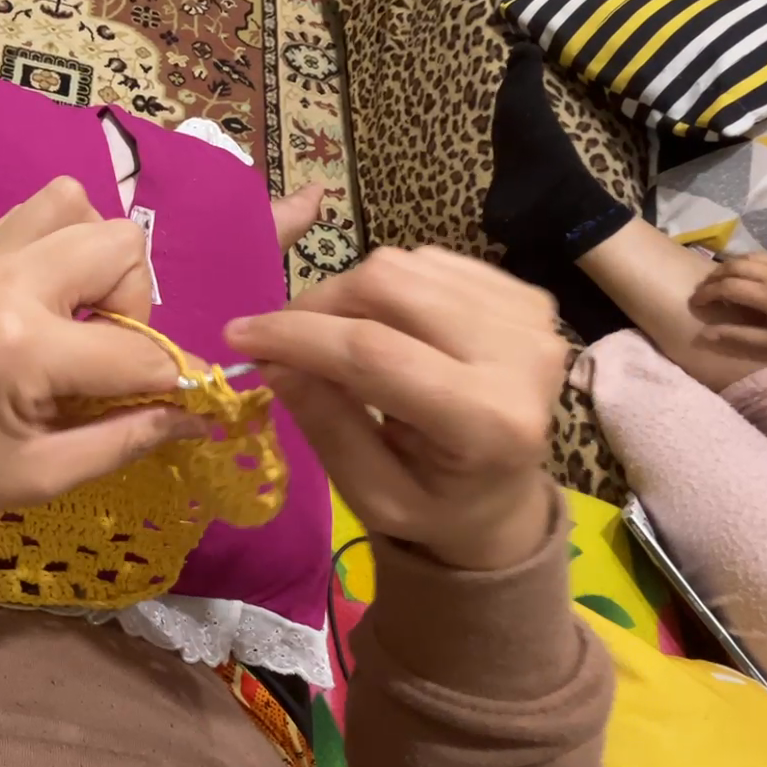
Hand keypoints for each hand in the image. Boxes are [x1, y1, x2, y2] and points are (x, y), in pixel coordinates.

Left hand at [0, 177, 201, 539]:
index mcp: (23, 348)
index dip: (174, 380)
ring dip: (103, 263)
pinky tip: (54, 295)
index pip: (137, 350)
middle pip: (123, 247)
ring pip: (85, 210)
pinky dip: (69, 242)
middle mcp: (7, 280)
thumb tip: (197, 415)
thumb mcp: (43, 475)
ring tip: (80, 317)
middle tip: (104, 354)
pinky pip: (46, 209)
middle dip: (135, 307)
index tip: (180, 403)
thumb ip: (127, 439)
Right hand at [224, 246, 566, 570]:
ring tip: (329, 338)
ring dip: (343, 295)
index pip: (373, 352)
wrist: (503, 496)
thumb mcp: (368, 493)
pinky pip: (426, 262)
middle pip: (387, 287)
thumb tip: (273, 359)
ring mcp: (530, 318)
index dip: (295, 336)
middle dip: (314, 307)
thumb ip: (324, 423)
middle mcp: (523, 357)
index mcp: (488, 423)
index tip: (236, 336)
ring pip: (402, 265)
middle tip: (282, 341)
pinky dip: (381, 288)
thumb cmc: (430, 504)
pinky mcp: (524, 296)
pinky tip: (379, 326)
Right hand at [688, 254, 766, 355]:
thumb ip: (741, 336)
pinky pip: (760, 256)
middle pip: (730, 267)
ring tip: (720, 280)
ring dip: (725, 268)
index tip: (695, 305)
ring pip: (744, 258)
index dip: (704, 295)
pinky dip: (744, 262)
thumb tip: (705, 334)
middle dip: (711, 279)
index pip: (724, 287)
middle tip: (705, 293)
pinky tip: (744, 274)